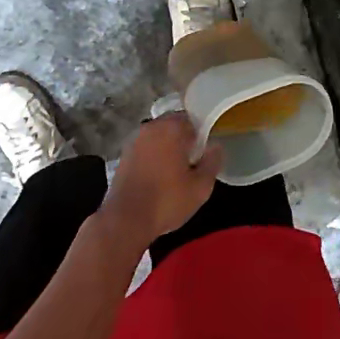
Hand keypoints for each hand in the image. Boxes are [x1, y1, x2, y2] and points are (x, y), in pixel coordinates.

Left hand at [98, 113, 222, 248]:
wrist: (126, 220)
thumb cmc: (167, 201)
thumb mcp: (200, 187)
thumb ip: (212, 162)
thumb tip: (215, 147)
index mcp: (171, 128)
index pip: (192, 119)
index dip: (200, 134)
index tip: (204, 152)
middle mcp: (151, 127)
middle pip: (173, 125)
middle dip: (183, 139)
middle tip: (192, 162)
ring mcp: (134, 140)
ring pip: (158, 136)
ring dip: (167, 147)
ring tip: (175, 171)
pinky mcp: (124, 155)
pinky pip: (145, 147)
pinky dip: (153, 155)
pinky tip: (157, 176)